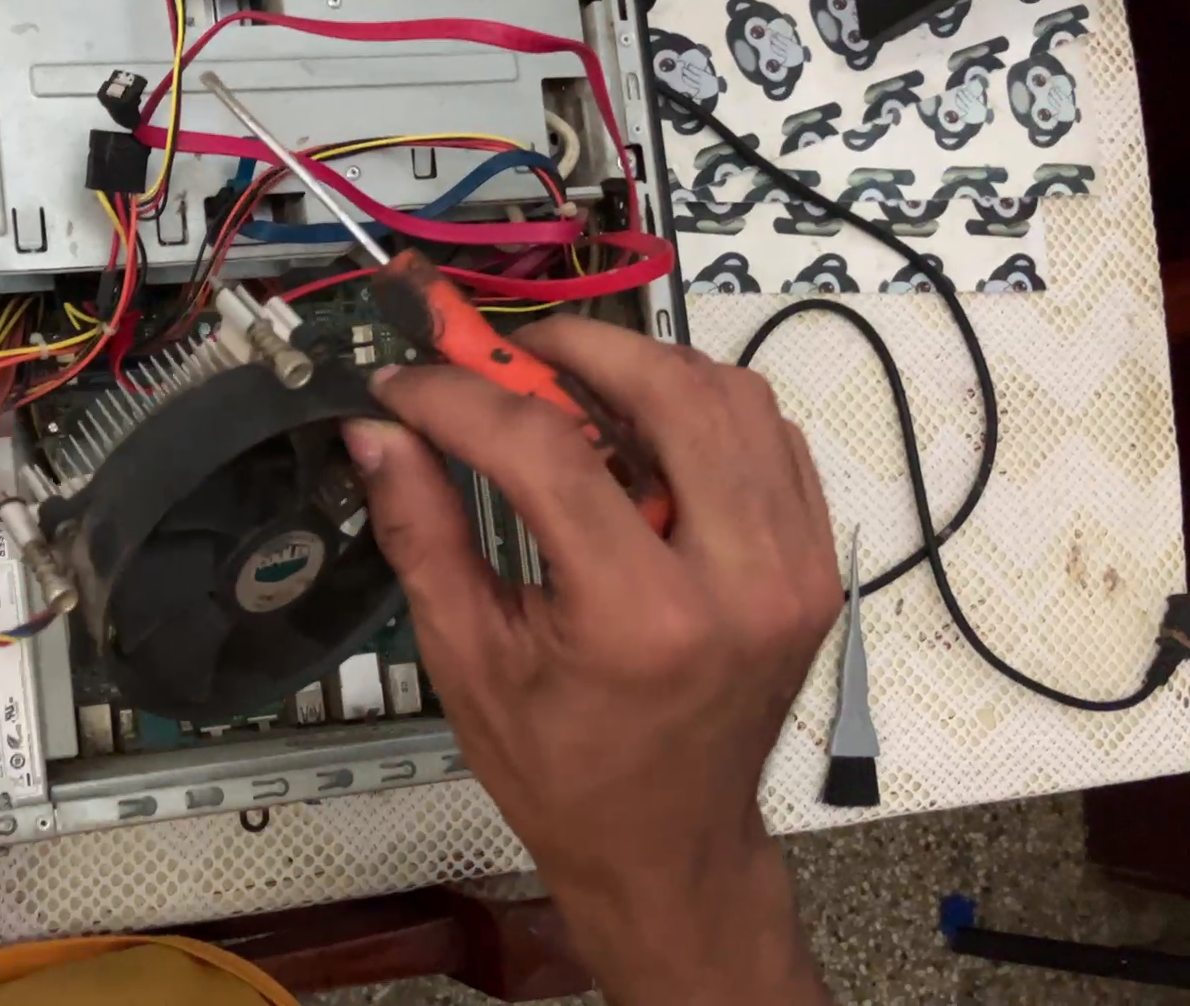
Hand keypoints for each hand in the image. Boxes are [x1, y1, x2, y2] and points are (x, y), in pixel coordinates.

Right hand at [344, 317, 837, 1005]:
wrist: (667, 844)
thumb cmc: (549, 764)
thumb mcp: (462, 653)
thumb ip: (419, 529)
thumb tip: (374, 432)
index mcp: (640, 616)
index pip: (544, 453)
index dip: (458, 399)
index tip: (401, 384)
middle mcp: (744, 576)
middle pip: (672, 393)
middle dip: (572, 346)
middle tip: (500, 352)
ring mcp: (799, 566)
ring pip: (732, 399)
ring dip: (637, 367)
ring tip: (560, 384)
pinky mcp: (815, 562)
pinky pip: (764, 436)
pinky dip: (690, 404)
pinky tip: (629, 429)